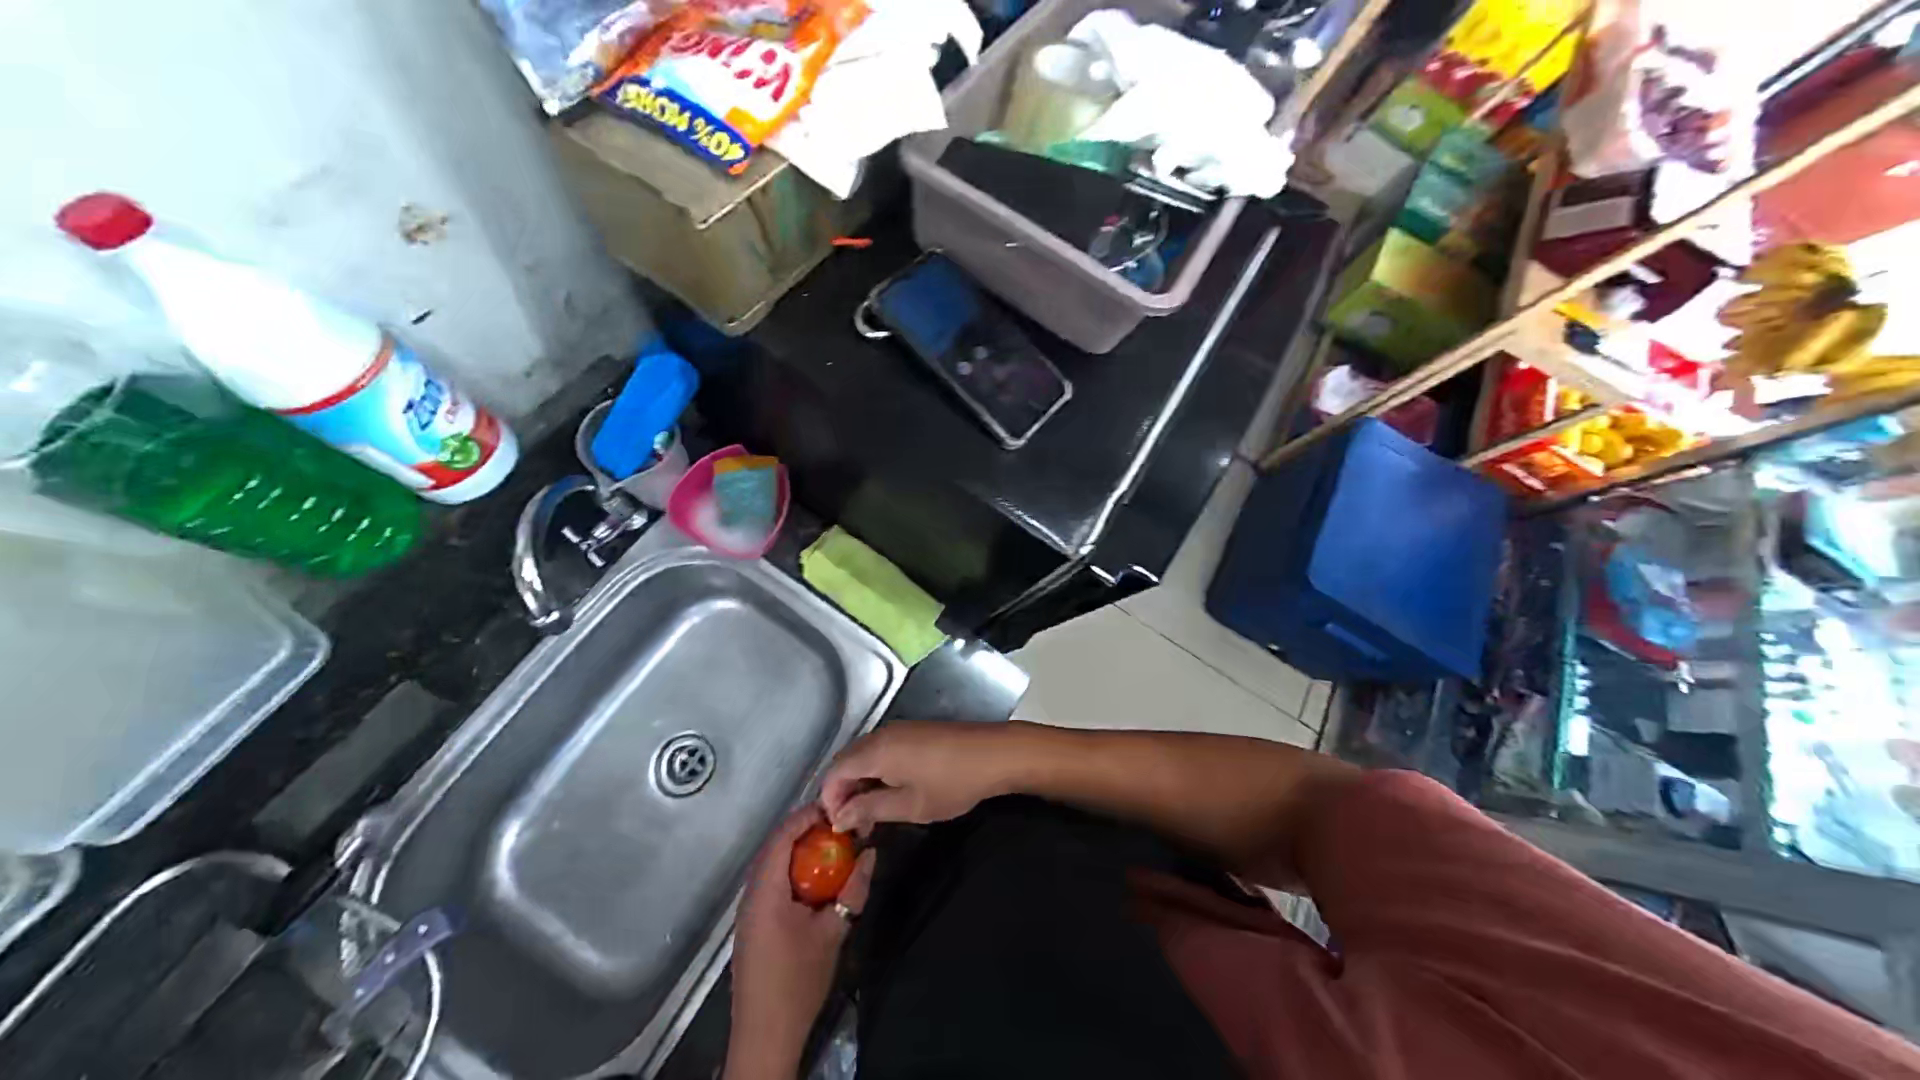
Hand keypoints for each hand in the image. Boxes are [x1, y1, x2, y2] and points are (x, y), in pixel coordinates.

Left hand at [724, 805, 874, 1079]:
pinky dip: (792, 870)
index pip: (781, 837)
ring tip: (831, 846)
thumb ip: (852, 890)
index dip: (807, 815)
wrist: (765, 1036)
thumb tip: (871, 853)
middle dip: (804, 830)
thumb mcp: (833, 932)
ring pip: (770, 865)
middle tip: (839, 824)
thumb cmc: (799, 982)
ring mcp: (747, 912)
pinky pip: (770, 882)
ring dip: (798, 850)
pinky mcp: (751, 925)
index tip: (837, 808)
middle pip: (773, 847)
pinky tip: (815, 879)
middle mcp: (750, 895)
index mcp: (765, 892)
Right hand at [819, 721, 1038, 834]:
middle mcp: (880, 734)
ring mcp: (897, 729)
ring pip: (863, 754)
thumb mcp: (910, 805)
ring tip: (871, 812)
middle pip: (845, 761)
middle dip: (842, 791)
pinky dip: (875, 770)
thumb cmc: (952, 783)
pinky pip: (880, 749)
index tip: (840, 828)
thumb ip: (869, 809)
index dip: (830, 800)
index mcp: (875, 751)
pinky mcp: (912, 730)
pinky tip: (889, 790)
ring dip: (859, 781)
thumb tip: (839, 817)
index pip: (833, 773)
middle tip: (854, 823)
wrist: (994, 754)